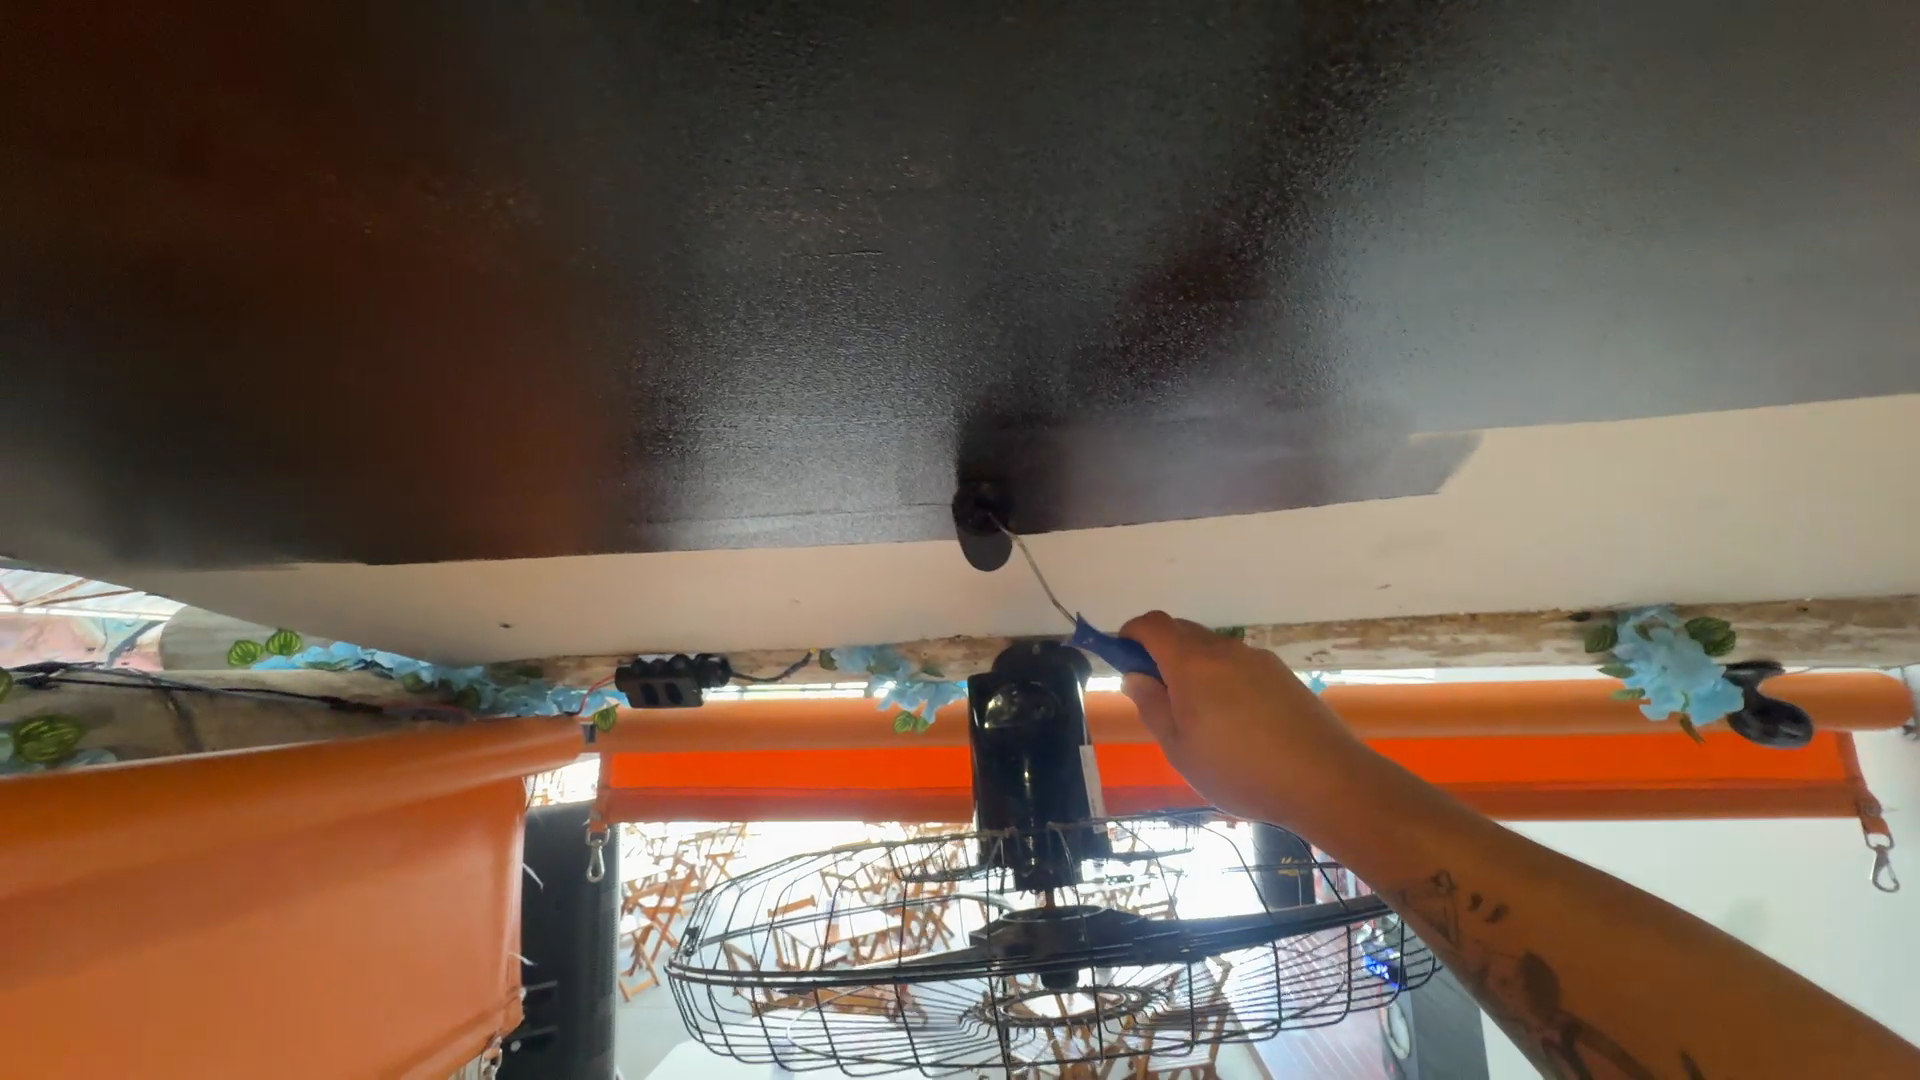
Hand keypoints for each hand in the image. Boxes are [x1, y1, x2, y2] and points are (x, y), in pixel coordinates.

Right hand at [1118, 610, 1376, 828]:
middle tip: (1157, 695)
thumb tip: (1134, 676)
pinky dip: (1222, 679)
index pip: (1151, 624)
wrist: (1327, 781)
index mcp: (1191, 663)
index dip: (1130, 633)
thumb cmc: (1240, 770)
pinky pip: (1238, 665)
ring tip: (1200, 717)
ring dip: (1193, 667)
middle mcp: (1223, 650)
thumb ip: (1151, 706)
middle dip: (1159, 651)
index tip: (1123, 659)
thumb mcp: (1180, 749)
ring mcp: (1257, 660)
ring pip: (1212, 650)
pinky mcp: (1282, 675)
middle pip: (1181, 632)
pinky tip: (1236, 722)